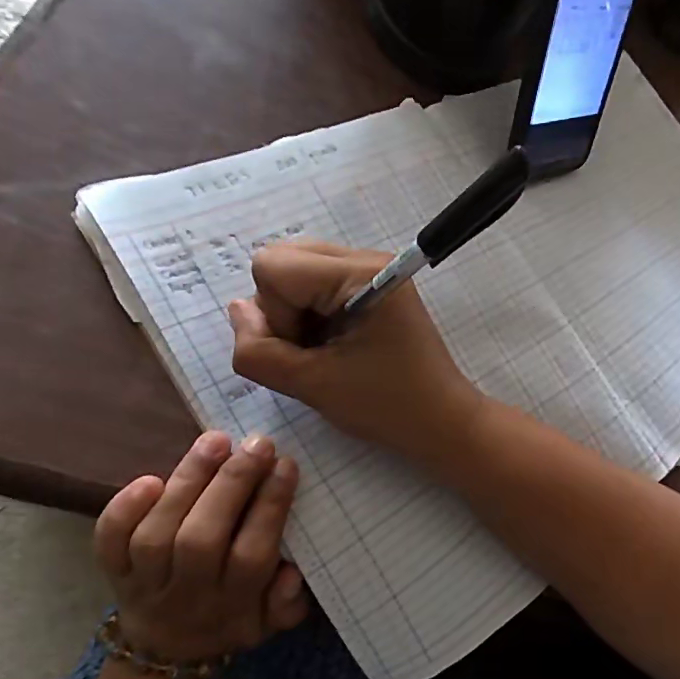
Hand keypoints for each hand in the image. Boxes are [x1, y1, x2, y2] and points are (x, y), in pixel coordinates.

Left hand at [94, 430, 308, 662]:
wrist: (166, 653)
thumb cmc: (229, 620)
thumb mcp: (269, 623)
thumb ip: (287, 604)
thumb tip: (291, 572)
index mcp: (232, 605)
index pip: (252, 556)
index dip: (270, 508)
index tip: (285, 463)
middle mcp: (186, 595)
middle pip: (202, 540)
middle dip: (231, 485)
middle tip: (255, 443)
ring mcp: (144, 582)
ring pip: (156, 535)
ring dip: (186, 483)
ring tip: (215, 442)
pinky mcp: (113, 571)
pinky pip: (109, 543)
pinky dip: (123, 509)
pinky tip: (149, 479)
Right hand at [228, 242, 483, 461]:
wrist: (442, 421)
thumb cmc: (385, 406)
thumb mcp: (311, 385)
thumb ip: (258, 350)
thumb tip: (237, 310)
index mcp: (358, 272)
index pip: (272, 265)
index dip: (273, 314)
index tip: (303, 352)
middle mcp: (364, 257)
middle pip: (281, 262)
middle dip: (281, 311)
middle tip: (312, 353)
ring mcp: (369, 268)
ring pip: (295, 273)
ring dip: (294, 315)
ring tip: (325, 353)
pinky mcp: (370, 285)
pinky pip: (315, 286)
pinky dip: (310, 316)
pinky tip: (333, 347)